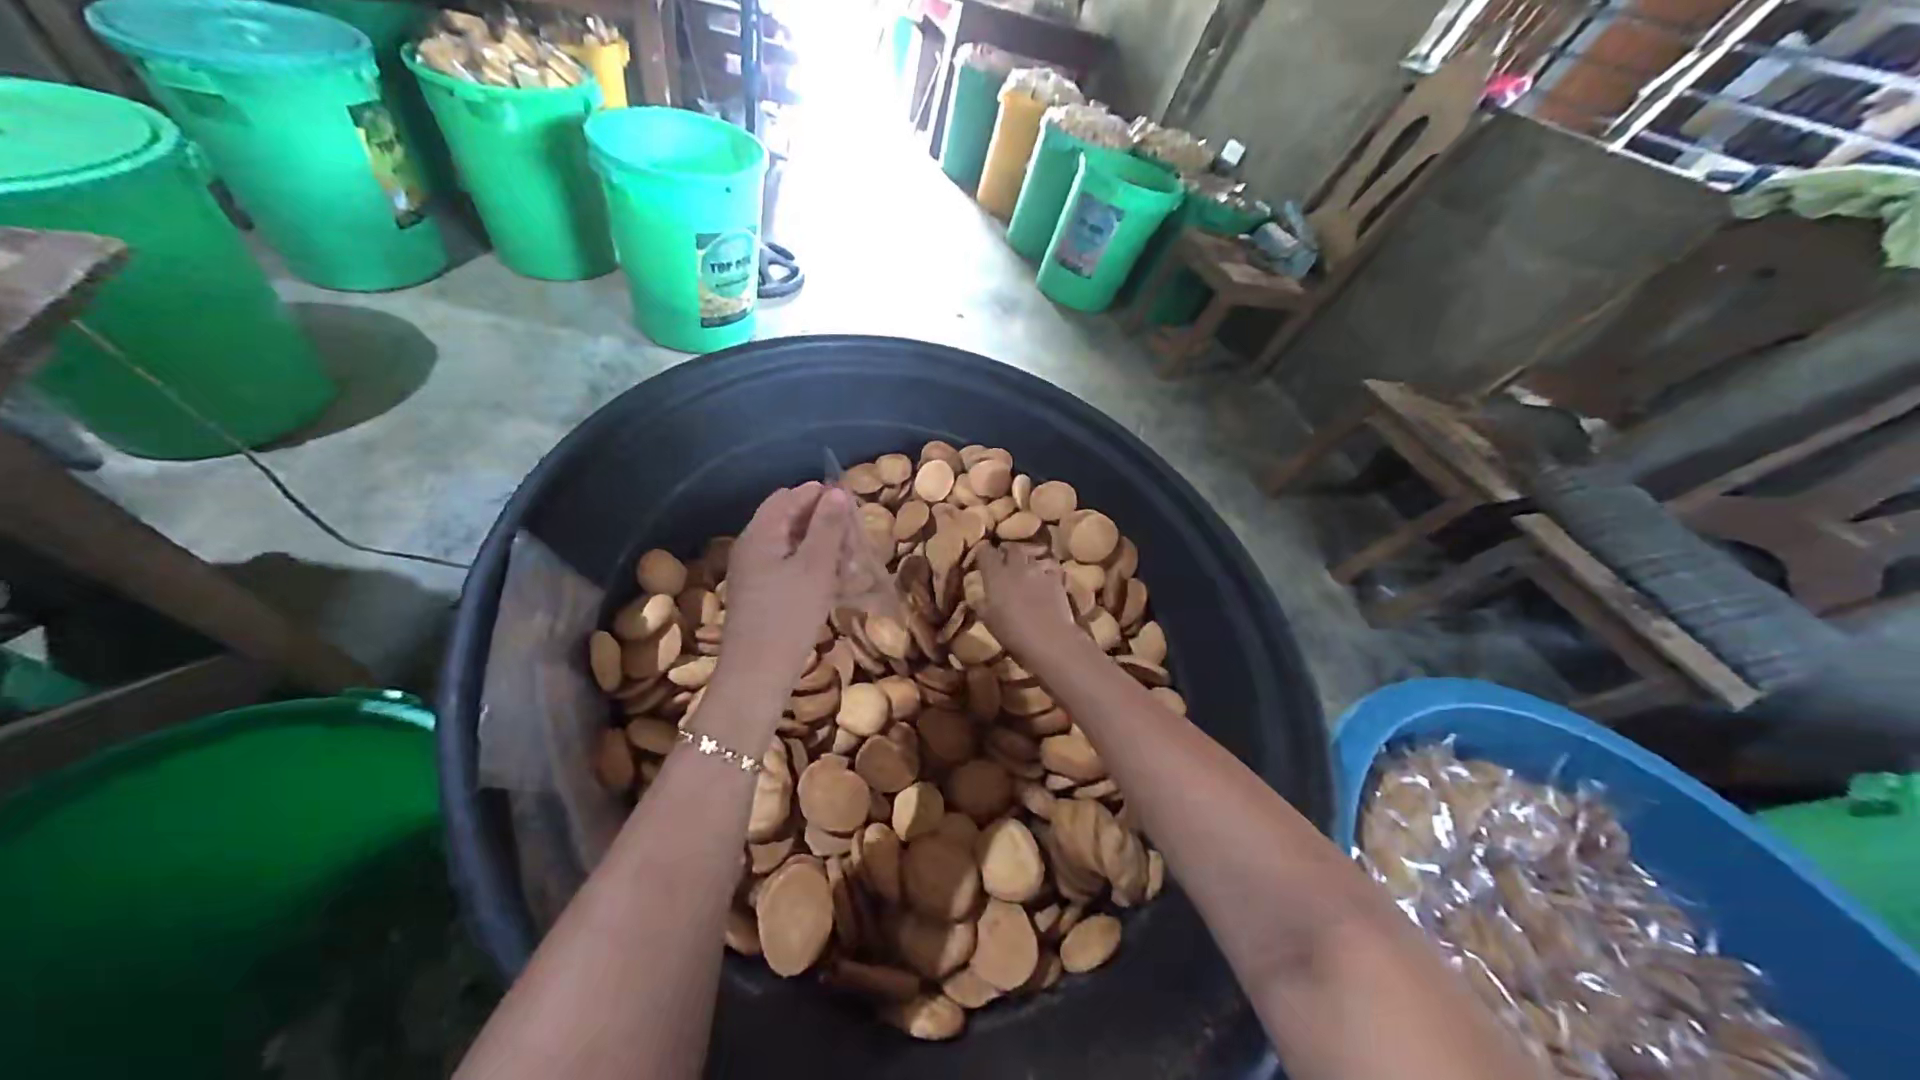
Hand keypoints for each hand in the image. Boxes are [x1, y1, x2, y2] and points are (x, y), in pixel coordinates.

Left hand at [714, 482, 851, 704]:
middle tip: (855, 541)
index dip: (823, 497)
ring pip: (794, 546)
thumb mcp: (815, 567)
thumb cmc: (788, 616)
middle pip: (792, 519)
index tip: (854, 512)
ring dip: (823, 548)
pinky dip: (814, 569)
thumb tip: (837, 492)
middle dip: (825, 523)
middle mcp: (753, 546)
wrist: (757, 675)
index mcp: (760, 533)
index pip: (791, 496)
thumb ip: (827, 526)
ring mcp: (756, 572)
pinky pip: (791, 569)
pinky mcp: (763, 595)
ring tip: (851, 565)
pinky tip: (837, 584)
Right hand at [977, 545, 1082, 664]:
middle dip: (1008, 551)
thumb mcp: (988, 620)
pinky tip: (1044, 581)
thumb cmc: (1012, 632)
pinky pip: (1049, 568)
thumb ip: (981, 604)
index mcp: (996, 575)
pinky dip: (1045, 572)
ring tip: (1026, 572)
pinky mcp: (1056, 579)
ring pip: (1032, 556)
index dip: (983, 552)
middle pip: (1012, 548)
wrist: (1049, 639)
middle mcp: (1016, 567)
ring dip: (1027, 562)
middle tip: (1005, 560)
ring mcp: (1038, 571)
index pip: (986, 552)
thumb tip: (977, 597)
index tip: (982, 557)